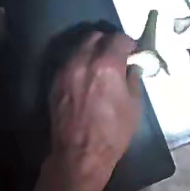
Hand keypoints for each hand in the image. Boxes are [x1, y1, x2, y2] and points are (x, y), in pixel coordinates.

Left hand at [42, 29, 139, 190]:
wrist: (79, 153)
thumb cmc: (112, 133)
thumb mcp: (134, 106)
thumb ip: (132, 79)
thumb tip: (131, 67)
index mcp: (107, 65)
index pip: (118, 39)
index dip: (129, 44)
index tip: (133, 52)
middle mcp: (83, 61)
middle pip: (95, 37)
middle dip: (108, 42)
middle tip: (116, 55)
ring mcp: (65, 71)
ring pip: (79, 47)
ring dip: (92, 50)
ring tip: (100, 65)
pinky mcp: (55, 82)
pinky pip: (69, 62)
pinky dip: (79, 63)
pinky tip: (86, 76)